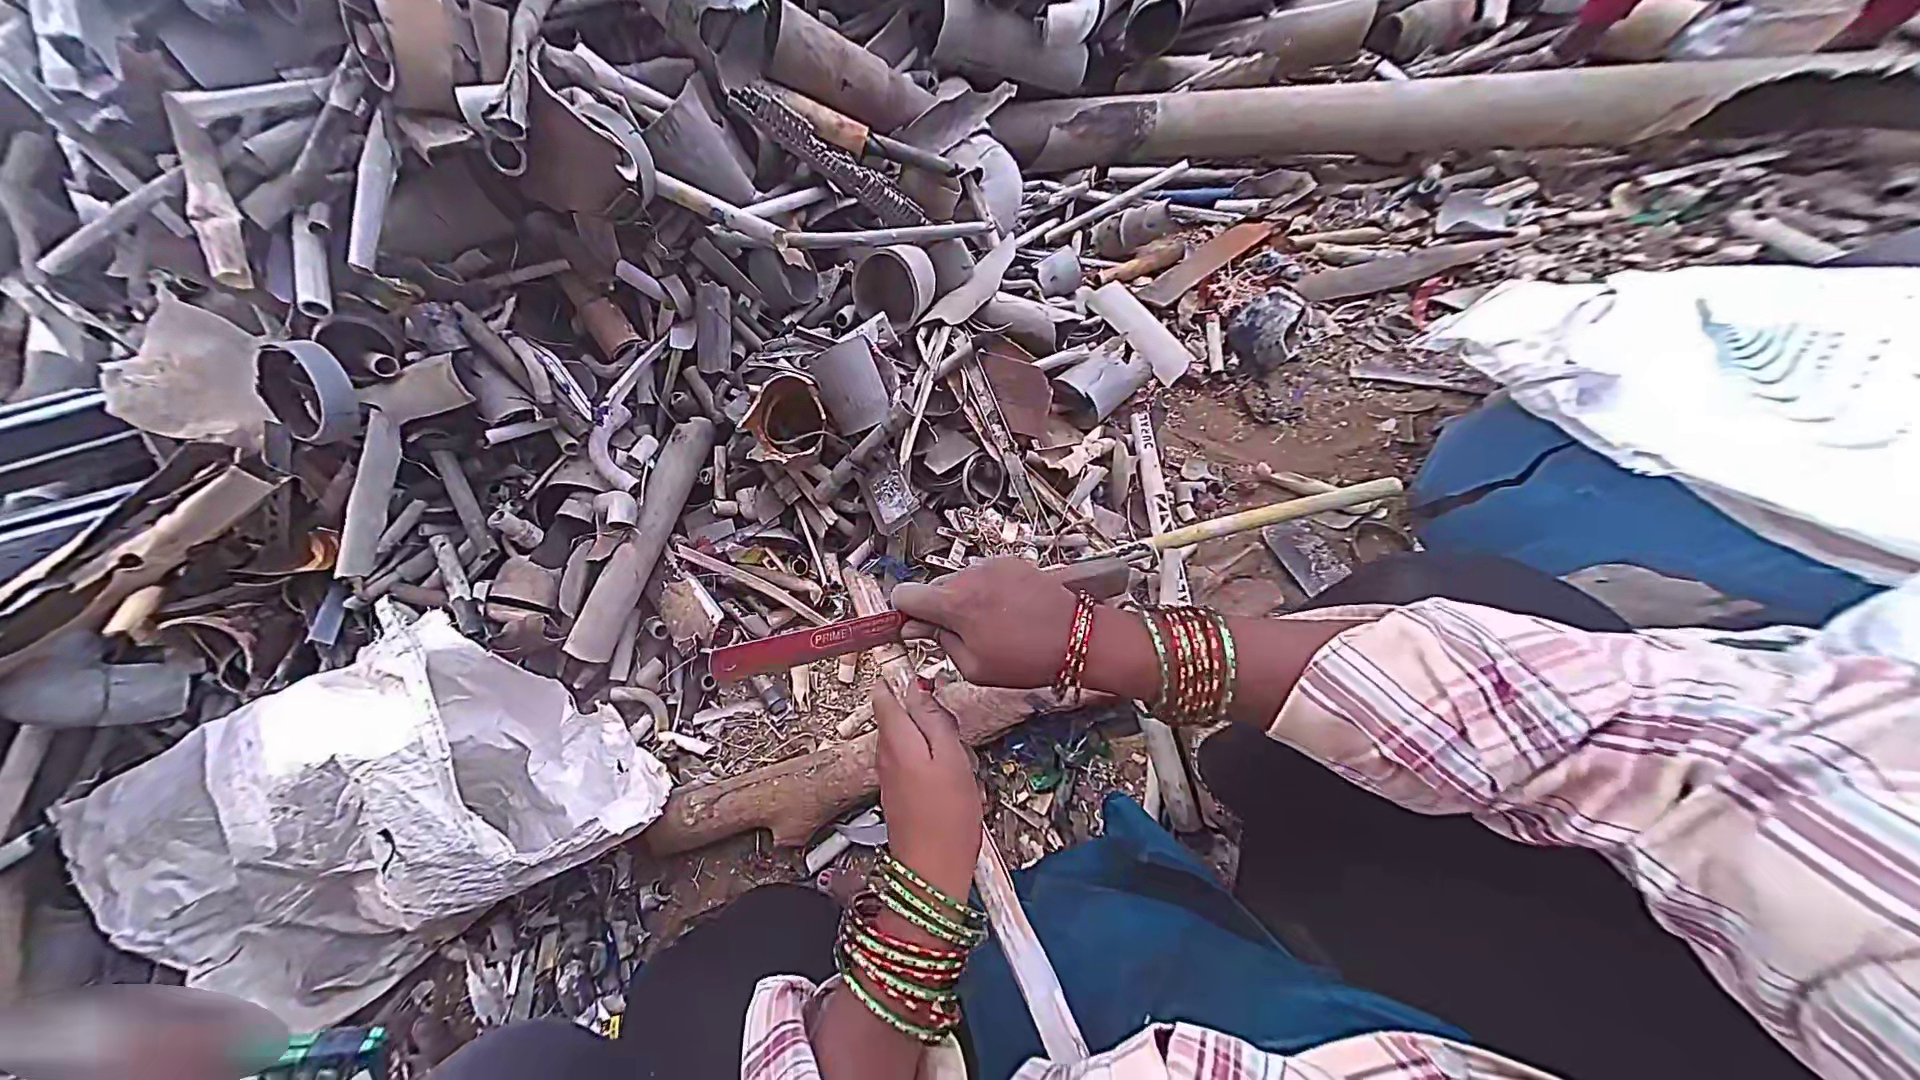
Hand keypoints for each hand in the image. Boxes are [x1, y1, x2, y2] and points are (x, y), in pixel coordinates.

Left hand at [873, 677, 980, 903]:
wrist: (933, 872)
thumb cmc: (947, 819)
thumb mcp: (951, 758)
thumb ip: (935, 719)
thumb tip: (920, 688)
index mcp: (896, 739)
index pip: (884, 692)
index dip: (902, 678)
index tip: (925, 678)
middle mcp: (886, 753)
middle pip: (897, 712)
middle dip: (924, 709)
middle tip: (952, 726)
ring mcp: (890, 772)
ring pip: (907, 734)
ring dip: (930, 733)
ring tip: (955, 751)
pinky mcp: (899, 789)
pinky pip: (912, 756)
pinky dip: (930, 755)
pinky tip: (949, 772)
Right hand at [893, 559, 1079, 688]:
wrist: (1077, 637)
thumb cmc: (1026, 659)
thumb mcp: (973, 666)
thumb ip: (939, 642)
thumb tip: (917, 628)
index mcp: (954, 603)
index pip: (904, 594)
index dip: (905, 612)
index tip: (915, 625)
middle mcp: (969, 576)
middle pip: (933, 587)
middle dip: (938, 608)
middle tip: (960, 633)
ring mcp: (991, 565)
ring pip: (959, 580)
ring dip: (963, 598)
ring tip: (990, 624)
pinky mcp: (1011, 561)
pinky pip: (983, 574)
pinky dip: (985, 589)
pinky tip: (1005, 610)